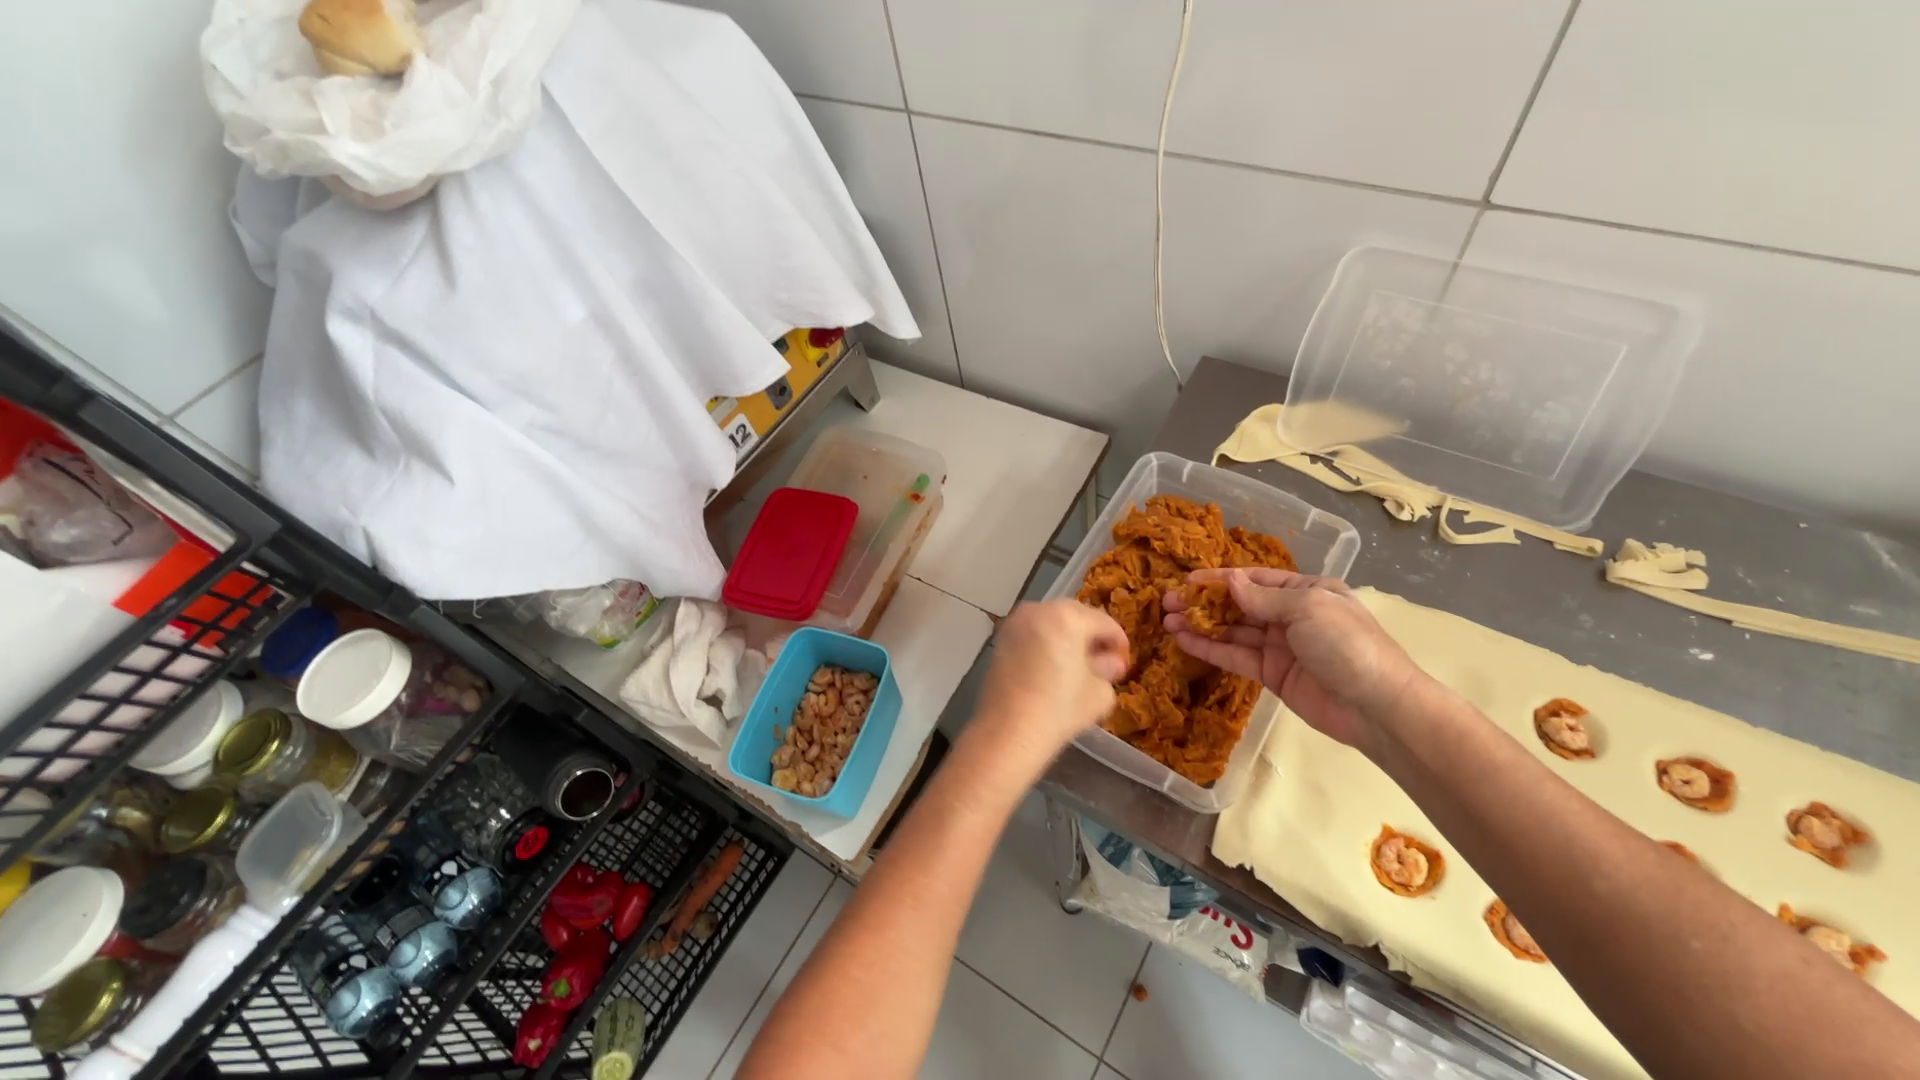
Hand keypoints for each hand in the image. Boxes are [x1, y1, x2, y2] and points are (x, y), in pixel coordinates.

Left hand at [970, 600, 1129, 775]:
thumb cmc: (1059, 709)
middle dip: (1091, 634)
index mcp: (1068, 617)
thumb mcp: (1099, 693)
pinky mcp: (1001, 639)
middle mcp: (1039, 610)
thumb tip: (1111, 662)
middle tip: (1104, 658)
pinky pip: (1033, 632)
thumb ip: (1108, 670)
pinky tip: (1054, 665)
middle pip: (1075, 616)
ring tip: (1079, 663)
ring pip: (1051, 622)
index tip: (1124, 656)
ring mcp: (1016, 623)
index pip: (1103, 622)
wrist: (1008, 731)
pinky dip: (1046, 642)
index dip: (1118, 640)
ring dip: (1068, 637)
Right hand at [1163, 568, 1426, 752]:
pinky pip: (1236, 656)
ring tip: (1167, 621)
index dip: (1221, 579)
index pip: (1257, 579)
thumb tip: (1231, 581)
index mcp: (1307, 591)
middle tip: (1168, 602)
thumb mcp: (1307, 609)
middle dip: (1204, 602)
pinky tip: (1184, 641)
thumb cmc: (1346, 645)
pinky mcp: (1272, 675)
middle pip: (1240, 604)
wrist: (1375, 706)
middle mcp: (1292, 615)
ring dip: (1201, 625)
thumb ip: (1263, 597)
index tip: (1187, 580)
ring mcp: (1281, 647)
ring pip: (1233, 631)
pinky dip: (1210, 648)